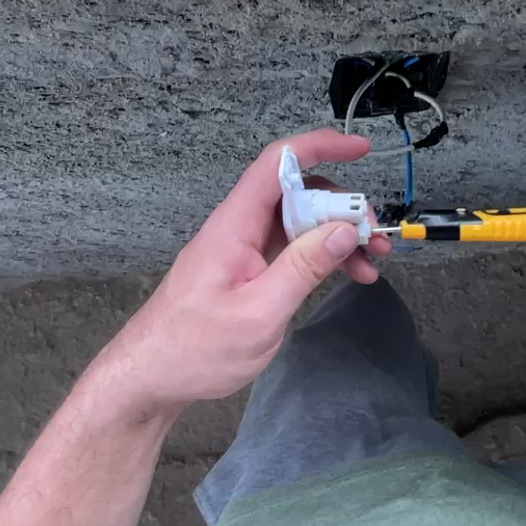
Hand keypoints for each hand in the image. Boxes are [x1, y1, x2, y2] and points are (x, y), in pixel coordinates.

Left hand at [93, 130, 393, 419]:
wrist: (150, 378)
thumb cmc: (195, 349)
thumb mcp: (260, 312)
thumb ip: (304, 267)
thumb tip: (345, 228)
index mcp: (236, 223)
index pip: (279, 162)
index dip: (320, 146)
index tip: (360, 148)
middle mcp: (240, 225)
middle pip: (298, 192)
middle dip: (343, 205)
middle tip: (375, 236)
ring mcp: (244, 246)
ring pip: (299, 220)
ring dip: (337, 234)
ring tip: (370, 262)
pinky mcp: (248, 267)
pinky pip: (291, 245)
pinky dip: (321, 254)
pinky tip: (346, 273)